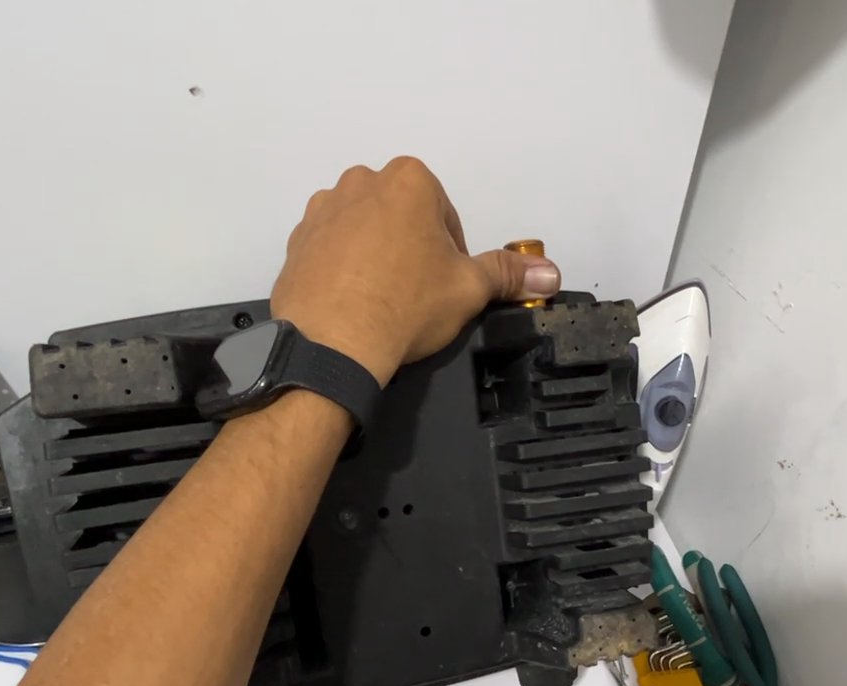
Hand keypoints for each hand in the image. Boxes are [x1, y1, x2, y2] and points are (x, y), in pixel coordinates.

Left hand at [269, 156, 560, 386]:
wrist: (332, 343)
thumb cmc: (407, 306)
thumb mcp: (469, 290)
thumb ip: (508, 274)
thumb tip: (549, 274)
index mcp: (409, 180)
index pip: (445, 216)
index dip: (451, 255)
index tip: (445, 287)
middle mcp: (361, 182)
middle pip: (402, 217)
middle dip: (413, 250)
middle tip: (416, 296)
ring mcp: (323, 210)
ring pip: (365, 231)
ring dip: (377, 258)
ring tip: (383, 302)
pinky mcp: (297, 242)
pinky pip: (331, 251)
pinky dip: (344, 271)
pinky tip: (354, 305)